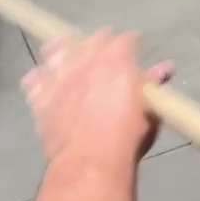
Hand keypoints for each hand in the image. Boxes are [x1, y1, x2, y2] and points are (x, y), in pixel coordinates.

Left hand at [19, 30, 173, 168]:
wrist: (90, 160)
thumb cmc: (128, 135)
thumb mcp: (149, 108)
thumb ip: (153, 83)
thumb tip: (166, 67)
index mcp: (117, 63)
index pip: (123, 40)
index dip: (128, 39)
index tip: (133, 41)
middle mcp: (86, 65)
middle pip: (89, 41)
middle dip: (97, 40)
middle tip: (102, 42)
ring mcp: (59, 80)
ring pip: (56, 53)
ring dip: (62, 49)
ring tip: (65, 48)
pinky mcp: (40, 99)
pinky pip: (33, 81)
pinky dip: (37, 77)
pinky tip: (40, 77)